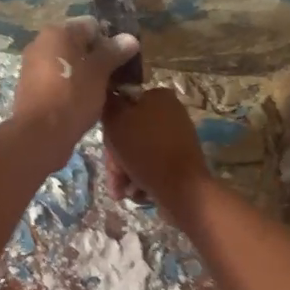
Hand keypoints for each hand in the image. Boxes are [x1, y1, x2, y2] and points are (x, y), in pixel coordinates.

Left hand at [10, 17, 139, 144]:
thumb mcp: (99, 72)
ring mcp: (33, 66)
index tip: (124, 59)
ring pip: (69, 64)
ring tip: (105, 92)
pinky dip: (72, 86)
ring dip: (87, 74)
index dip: (110, 40)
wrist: (40, 134)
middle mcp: (41, 43)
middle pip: (78, 45)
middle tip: (118, 77)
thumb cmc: (72, 95)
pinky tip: (86, 102)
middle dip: (99, 59)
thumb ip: (113, 52)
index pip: (91, 26)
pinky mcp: (31, 88)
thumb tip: (130, 38)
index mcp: (56, 32)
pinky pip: (58, 80)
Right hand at [101, 88, 211, 216]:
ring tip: (122, 192)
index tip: (107, 147)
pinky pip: (153, 166)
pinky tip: (138, 193)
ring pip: (138, 153)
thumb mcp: (115, 122)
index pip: (123, 106)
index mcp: (159, 96)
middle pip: (130, 133)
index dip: (110, 129)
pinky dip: (142, 178)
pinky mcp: (180, 162)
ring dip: (125, 172)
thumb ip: (108, 105)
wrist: (183, 190)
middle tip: (114, 176)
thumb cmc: (146, 151)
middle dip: (116, 158)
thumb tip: (110, 99)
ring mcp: (177, 139)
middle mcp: (171, 113)